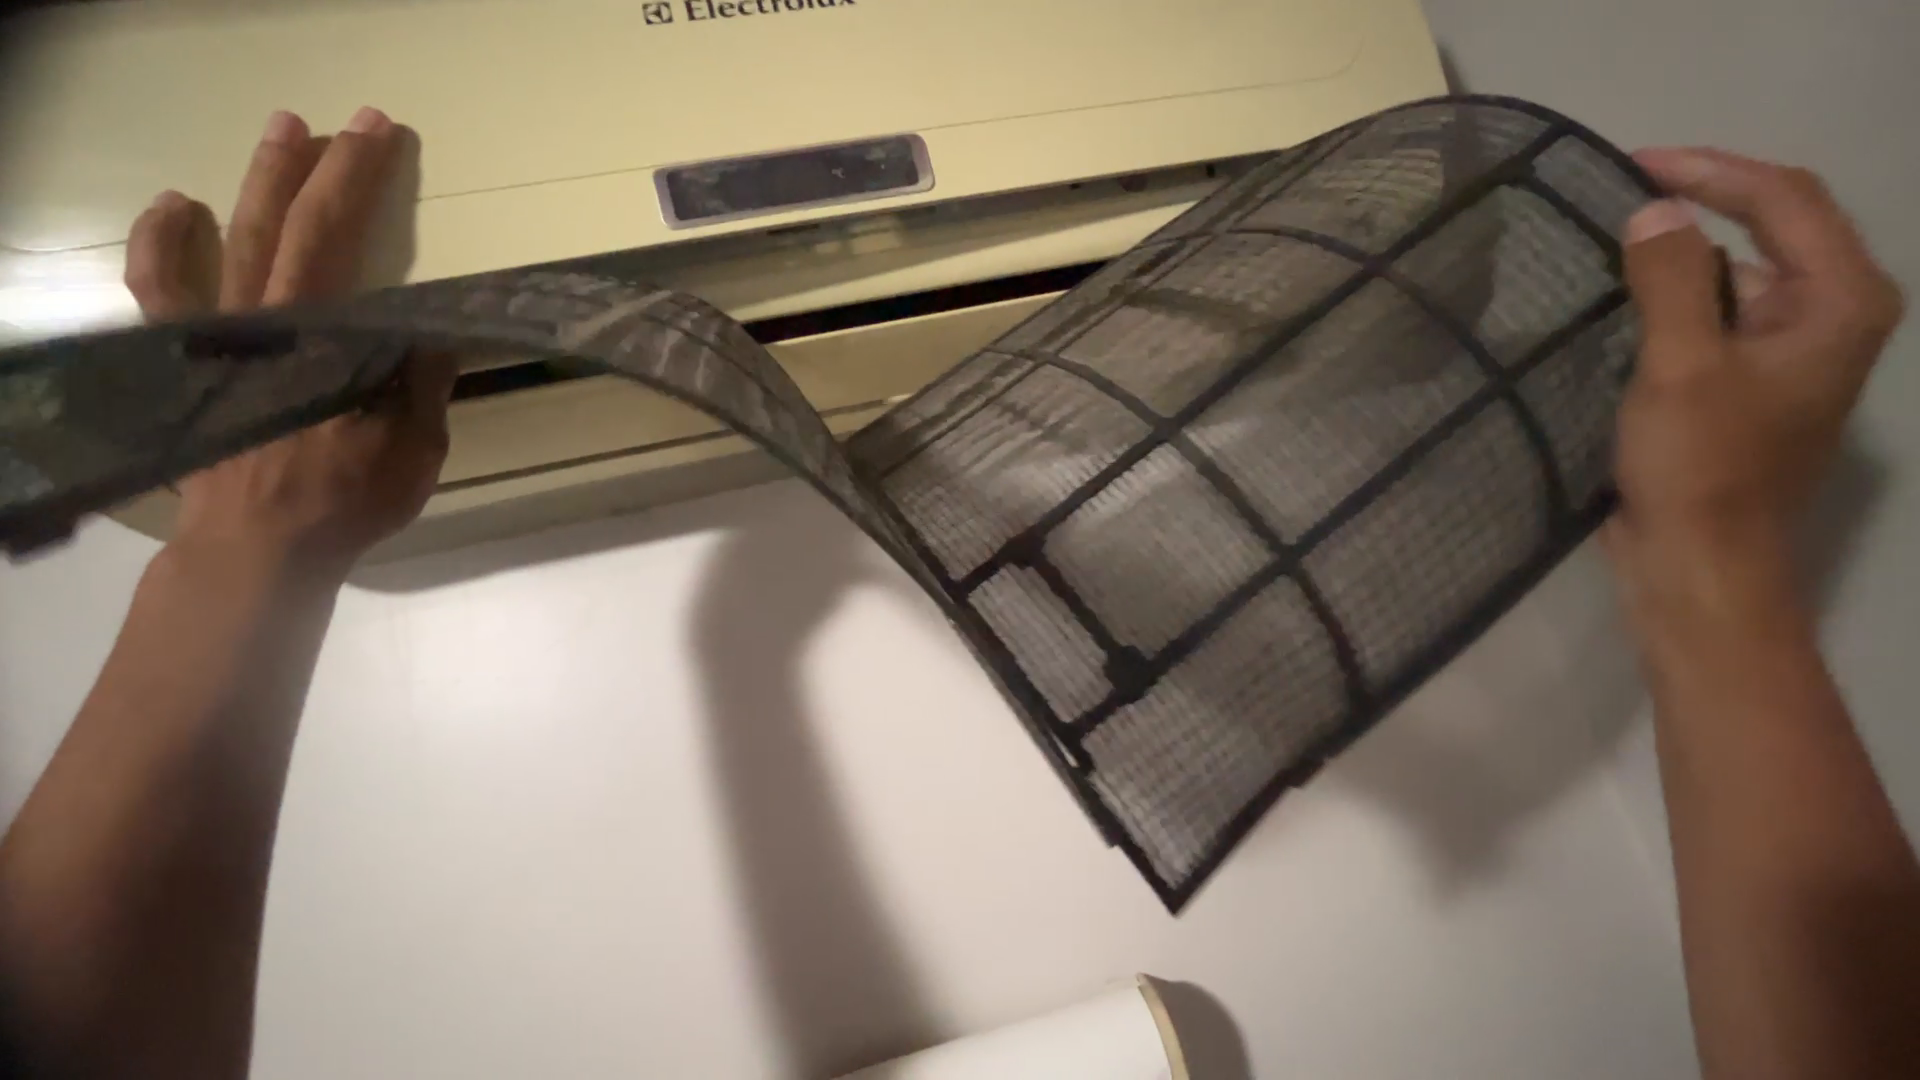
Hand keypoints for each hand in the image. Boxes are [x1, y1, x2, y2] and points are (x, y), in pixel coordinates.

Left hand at [123, 107, 453, 576]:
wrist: (262, 543)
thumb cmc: (350, 496)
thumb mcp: (416, 445)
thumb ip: (420, 383)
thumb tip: (434, 329)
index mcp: (326, 336)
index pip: (342, 240)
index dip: (360, 183)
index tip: (382, 138)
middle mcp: (265, 319)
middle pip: (288, 224)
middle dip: (321, 167)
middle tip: (350, 123)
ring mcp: (218, 335)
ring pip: (228, 238)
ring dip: (255, 181)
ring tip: (281, 133)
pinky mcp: (188, 357)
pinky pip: (161, 288)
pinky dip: (161, 242)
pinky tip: (174, 206)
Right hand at [1607, 148, 1904, 626]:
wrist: (1698, 557)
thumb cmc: (1700, 463)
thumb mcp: (1681, 366)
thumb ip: (1671, 282)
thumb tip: (1653, 212)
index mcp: (1839, 302)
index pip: (1786, 202)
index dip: (1712, 172)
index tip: (1636, 162)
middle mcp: (1826, 317)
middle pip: (1768, 233)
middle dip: (1696, 209)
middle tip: (1617, 200)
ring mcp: (1784, 355)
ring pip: (1733, 279)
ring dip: (1676, 260)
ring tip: (1606, 249)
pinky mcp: (1740, 386)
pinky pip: (1709, 321)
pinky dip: (1667, 304)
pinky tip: (1619, 309)